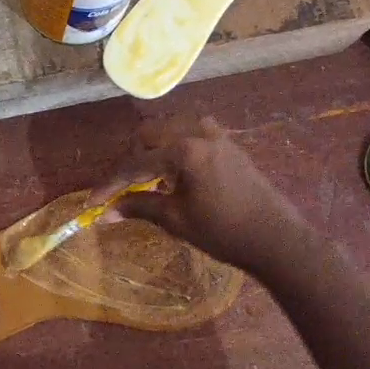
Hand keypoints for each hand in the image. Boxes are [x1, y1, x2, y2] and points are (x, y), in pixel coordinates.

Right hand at [89, 116, 305, 273]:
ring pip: (170, 130)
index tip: (92, 203)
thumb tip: (107, 213)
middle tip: (122, 190)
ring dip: (153, 150)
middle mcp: (198, 132)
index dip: (111, 185)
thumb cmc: (224, 231)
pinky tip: (175, 174)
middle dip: (131, 161)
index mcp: (183, 149)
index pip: (136, 164)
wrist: (277, 239)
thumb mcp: (176, 220)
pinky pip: (191, 134)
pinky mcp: (228, 144)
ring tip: (148, 180)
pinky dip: (175, 148)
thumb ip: (140, 207)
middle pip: (149, 135)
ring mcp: (217, 135)